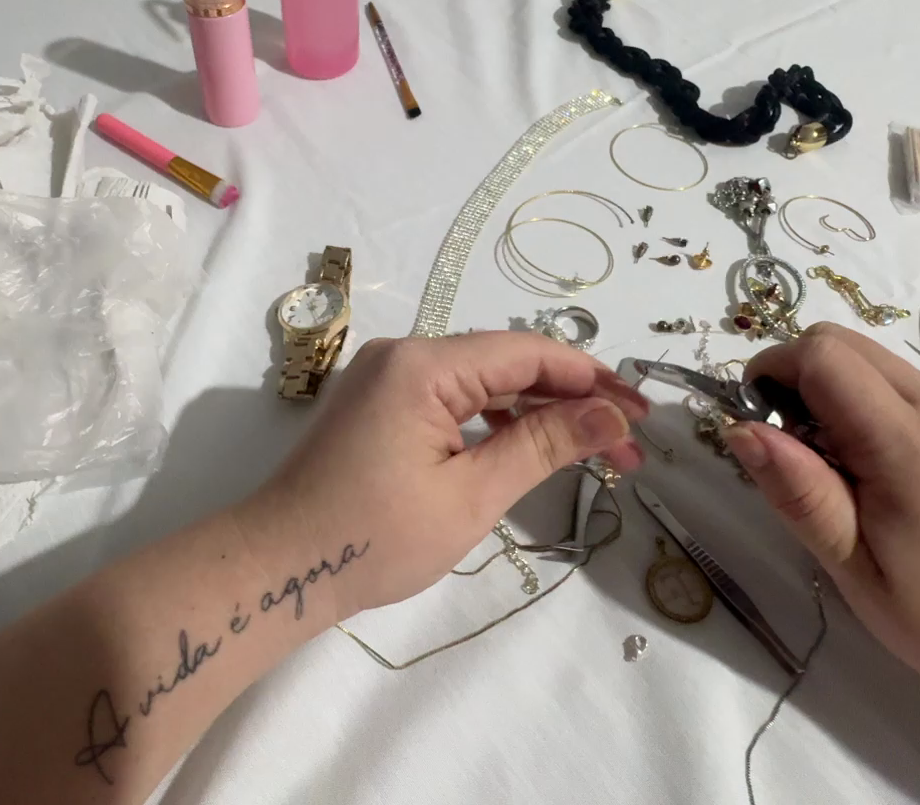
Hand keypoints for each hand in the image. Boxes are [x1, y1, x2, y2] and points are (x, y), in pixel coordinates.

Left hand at [236, 332, 649, 625]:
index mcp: (422, 365)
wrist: (279, 566)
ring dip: (535, 409)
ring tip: (592, 446)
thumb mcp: (470, 495)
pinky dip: (493, 417)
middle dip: (569, 398)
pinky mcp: (379, 401)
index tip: (640, 412)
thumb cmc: (373, 537)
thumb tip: (611, 415)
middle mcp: (402, 353)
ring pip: (480, 379)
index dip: (589, 377)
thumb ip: (542, 445)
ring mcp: (386, 376)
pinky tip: (527, 442)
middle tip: (628, 441)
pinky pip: (450, 396)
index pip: (525, 352)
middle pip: (504, 362)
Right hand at [724, 323, 919, 718]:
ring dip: (827, 389)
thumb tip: (739, 429)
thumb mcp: (856, 569)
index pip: (822, 355)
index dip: (773, 372)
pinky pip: (898, 385)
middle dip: (794, 374)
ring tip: (830, 465)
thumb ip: (798, 492)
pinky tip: (871, 469)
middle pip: (842, 341)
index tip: (760, 427)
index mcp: (910, 447)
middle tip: (789, 446)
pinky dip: (860, 403)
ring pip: (870, 358)